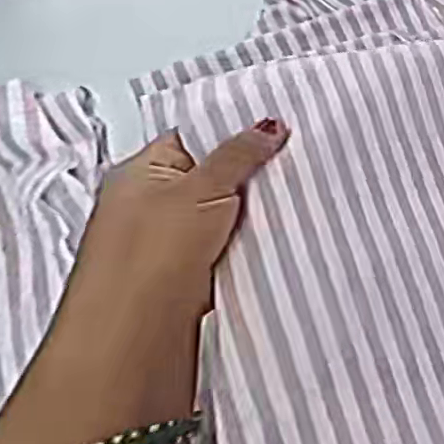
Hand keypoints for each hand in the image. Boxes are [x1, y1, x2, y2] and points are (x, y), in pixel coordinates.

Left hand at [69, 119, 289, 318]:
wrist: (139, 324)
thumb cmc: (150, 252)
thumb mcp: (199, 189)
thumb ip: (237, 155)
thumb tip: (268, 126)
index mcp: (142, 171)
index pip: (195, 135)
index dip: (236, 126)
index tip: (282, 119)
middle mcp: (156, 197)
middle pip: (218, 168)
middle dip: (256, 162)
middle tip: (302, 147)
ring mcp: (179, 229)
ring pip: (233, 201)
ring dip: (261, 197)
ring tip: (304, 180)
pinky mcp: (201, 257)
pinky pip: (240, 229)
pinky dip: (262, 224)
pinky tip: (290, 216)